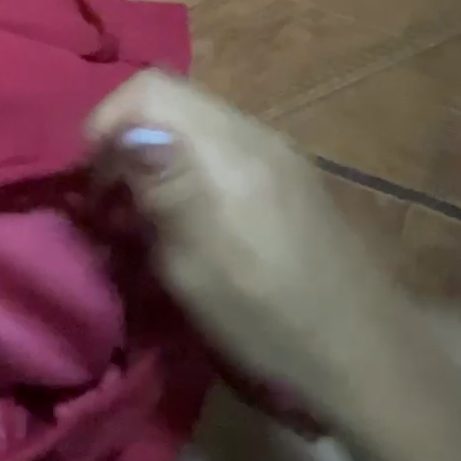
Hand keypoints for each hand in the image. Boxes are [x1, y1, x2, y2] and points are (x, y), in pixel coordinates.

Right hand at [85, 70, 412, 413]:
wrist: (369, 371)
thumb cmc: (266, 322)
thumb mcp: (192, 263)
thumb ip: (159, 185)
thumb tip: (124, 126)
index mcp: (231, 149)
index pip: (148, 89)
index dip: (105, 123)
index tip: (91, 182)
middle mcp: (255, 137)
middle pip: (166, 104)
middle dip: (121, 145)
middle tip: (106, 205)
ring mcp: (274, 158)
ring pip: (186, 130)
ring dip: (147, 164)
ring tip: (136, 221)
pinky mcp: (284, 183)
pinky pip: (213, 155)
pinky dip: (179, 176)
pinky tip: (180, 226)